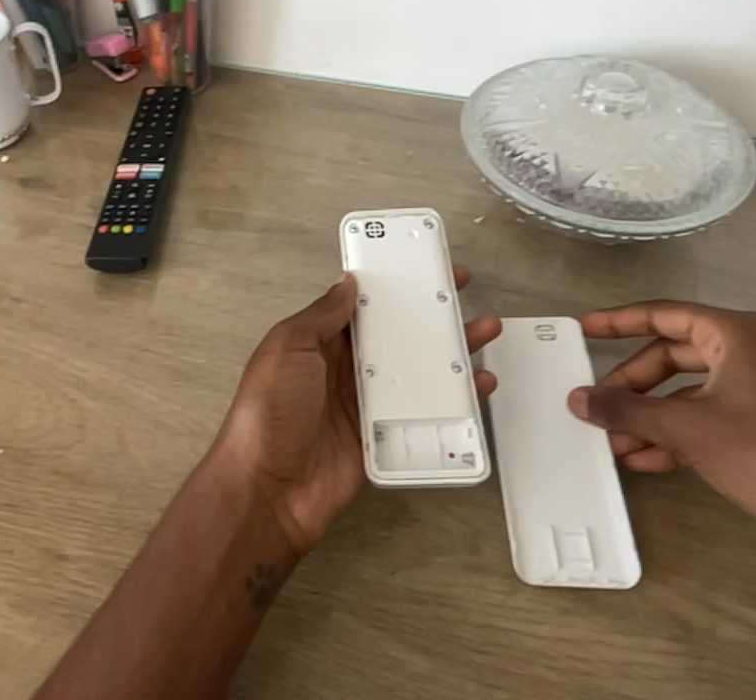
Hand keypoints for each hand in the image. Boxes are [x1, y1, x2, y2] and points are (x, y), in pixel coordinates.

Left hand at [210, 269, 499, 555]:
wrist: (269, 489)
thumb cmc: (272, 408)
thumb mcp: (288, 347)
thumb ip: (321, 315)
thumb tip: (348, 282)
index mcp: (319, 342)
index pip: (362, 306)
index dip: (392, 286)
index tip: (424, 266)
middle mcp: (346, 368)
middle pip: (397, 335)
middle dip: (429, 313)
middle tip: (463, 291)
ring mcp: (367, 404)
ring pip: (417, 371)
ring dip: (451, 351)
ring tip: (486, 331)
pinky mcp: (385, 438)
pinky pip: (425, 413)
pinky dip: (455, 400)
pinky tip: (481, 386)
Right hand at [569, 301, 755, 548]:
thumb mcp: (690, 430)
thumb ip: (627, 410)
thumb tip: (577, 398)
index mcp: (737, 335)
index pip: (662, 315)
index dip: (618, 321)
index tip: (581, 328)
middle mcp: (752, 351)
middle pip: (673, 356)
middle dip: (632, 385)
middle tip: (597, 406)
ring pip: (690, 391)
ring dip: (652, 416)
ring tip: (615, 442)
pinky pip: (712, 415)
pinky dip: (680, 434)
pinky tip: (649, 461)